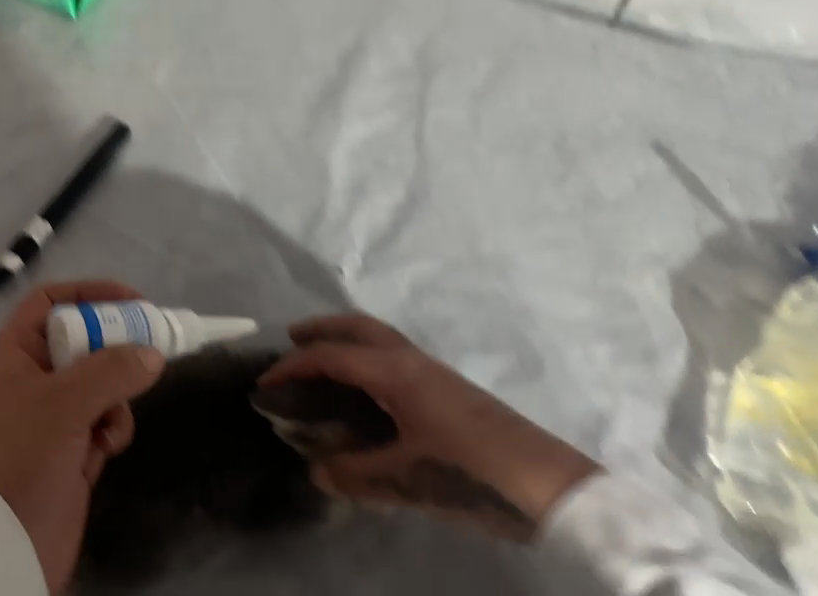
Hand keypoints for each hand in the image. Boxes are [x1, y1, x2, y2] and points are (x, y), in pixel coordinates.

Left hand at [0, 281, 166, 591]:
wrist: (1, 543)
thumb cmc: (21, 455)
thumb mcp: (63, 403)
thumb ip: (111, 370)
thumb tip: (153, 354)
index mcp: (15, 352)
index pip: (51, 302)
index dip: (90, 293)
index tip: (134, 301)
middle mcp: (32, 377)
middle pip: (84, 342)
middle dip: (114, 351)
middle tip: (150, 354)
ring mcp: (51, 415)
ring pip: (100, 384)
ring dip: (115, 397)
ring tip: (107, 421)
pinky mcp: (70, 450)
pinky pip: (103, 421)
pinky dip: (111, 429)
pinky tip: (103, 450)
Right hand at [261, 313, 599, 541]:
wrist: (553, 489)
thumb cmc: (472, 474)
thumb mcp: (406, 480)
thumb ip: (355, 474)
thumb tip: (316, 470)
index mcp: (395, 373)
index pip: (330, 356)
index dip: (292, 367)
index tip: (264, 384)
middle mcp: (412, 362)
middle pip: (359, 327)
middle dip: (322, 328)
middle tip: (292, 339)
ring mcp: (436, 374)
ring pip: (381, 339)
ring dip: (347, 340)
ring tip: (324, 361)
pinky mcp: (451, 392)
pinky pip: (396, 357)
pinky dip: (369, 358)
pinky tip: (367, 390)